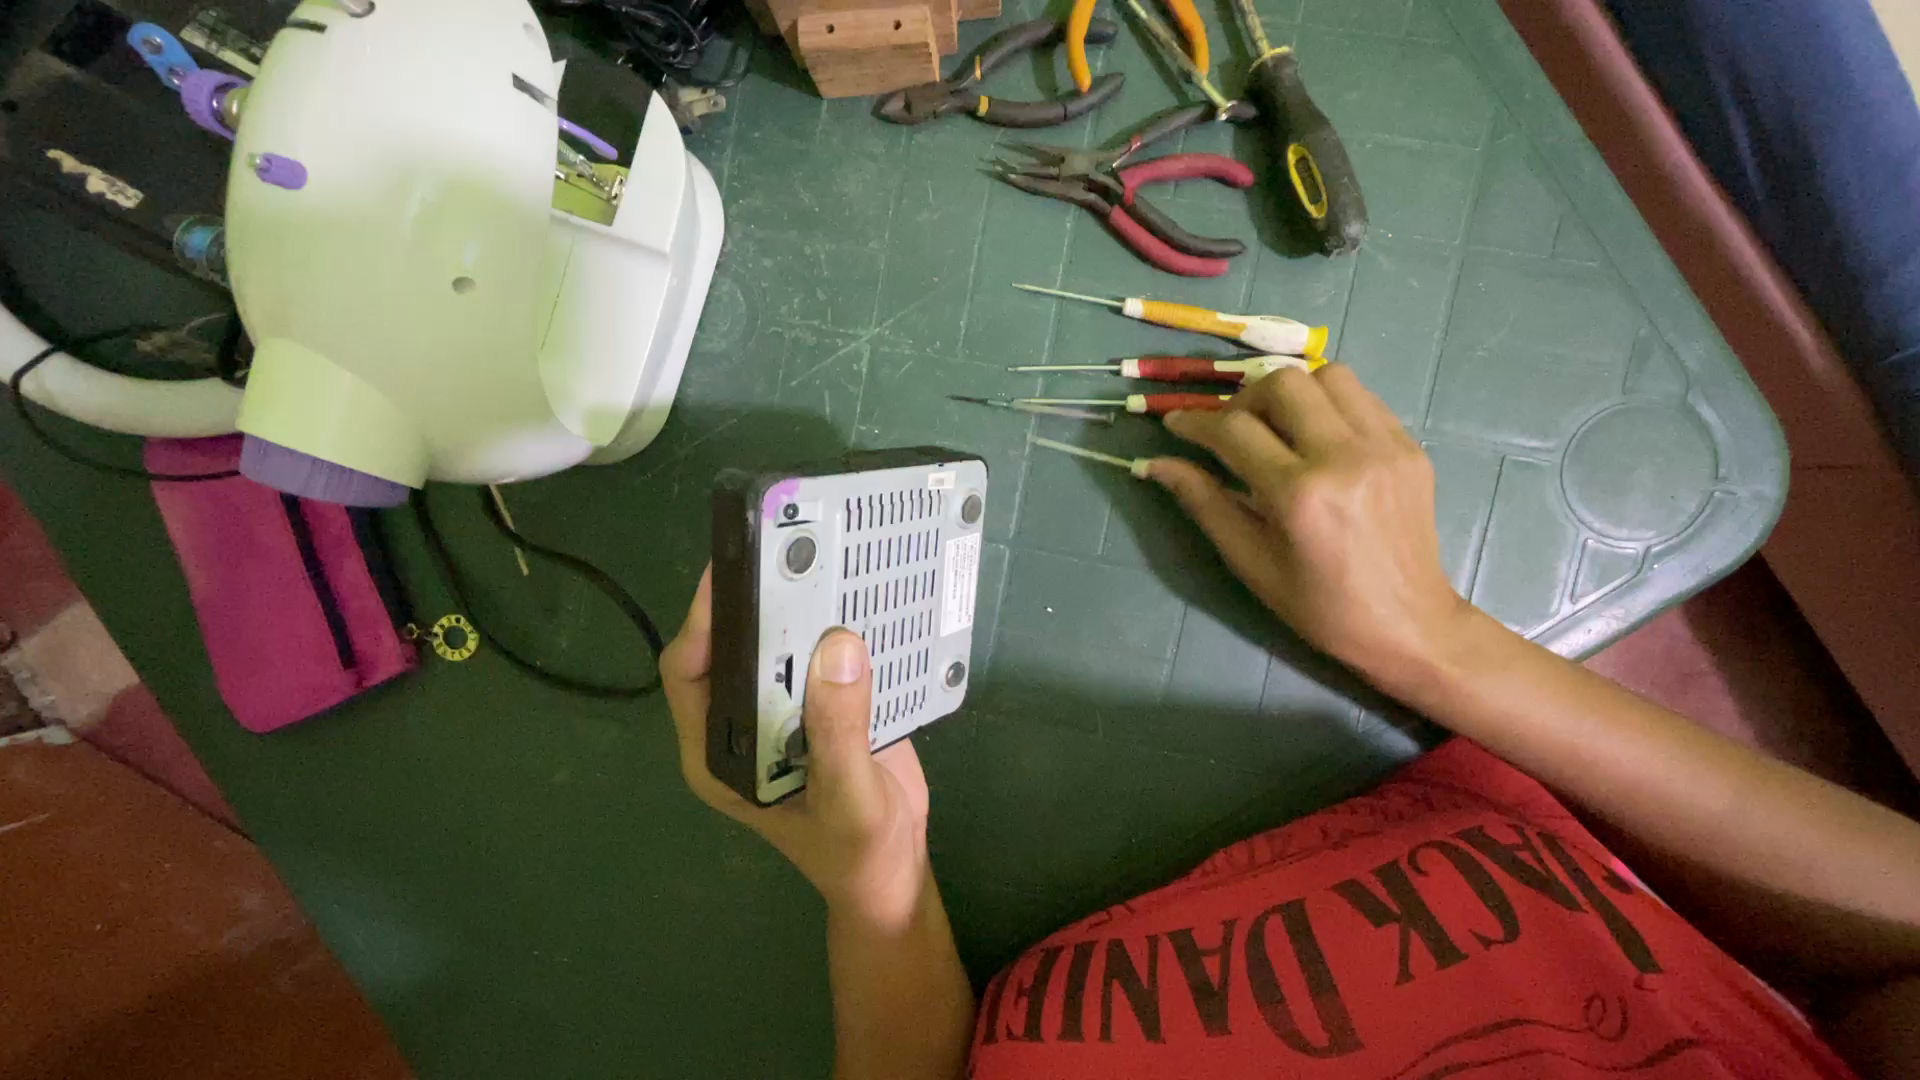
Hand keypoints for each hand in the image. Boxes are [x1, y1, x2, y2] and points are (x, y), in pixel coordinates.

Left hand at [662, 567, 932, 929]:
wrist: (893, 867)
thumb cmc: (855, 848)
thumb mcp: (847, 797)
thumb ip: (838, 730)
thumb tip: (837, 645)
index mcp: (722, 751)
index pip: (692, 672)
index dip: (704, 622)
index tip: (732, 574)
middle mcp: (745, 723)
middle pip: (736, 647)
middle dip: (756, 601)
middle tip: (784, 549)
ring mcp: (785, 711)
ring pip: (780, 643)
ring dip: (798, 606)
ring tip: (823, 560)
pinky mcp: (823, 703)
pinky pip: (822, 654)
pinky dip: (836, 625)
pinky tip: (859, 597)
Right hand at [1152, 364, 1474, 690]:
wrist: (1406, 623)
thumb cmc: (1317, 605)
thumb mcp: (1249, 560)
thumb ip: (1203, 502)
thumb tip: (1154, 464)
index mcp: (1299, 495)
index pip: (1234, 429)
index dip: (1195, 422)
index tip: (1176, 425)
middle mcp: (1344, 457)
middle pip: (1282, 383)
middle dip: (1243, 399)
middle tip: (1230, 428)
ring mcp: (1384, 446)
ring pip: (1327, 375)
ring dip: (1290, 392)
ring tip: (1275, 426)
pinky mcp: (1409, 446)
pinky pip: (1360, 397)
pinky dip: (1326, 404)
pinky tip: (1314, 436)